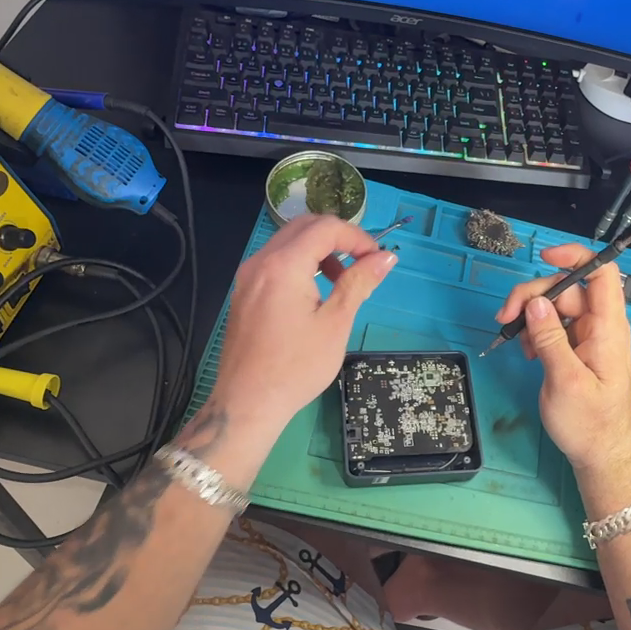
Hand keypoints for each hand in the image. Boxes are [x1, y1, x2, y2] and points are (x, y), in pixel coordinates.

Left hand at [207, 215, 396, 437]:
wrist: (248, 403)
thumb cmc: (297, 367)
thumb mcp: (336, 323)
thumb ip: (359, 282)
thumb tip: (386, 257)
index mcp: (283, 265)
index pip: (326, 228)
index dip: (357, 237)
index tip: (377, 260)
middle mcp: (261, 261)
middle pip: (305, 226)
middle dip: (339, 238)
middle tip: (363, 264)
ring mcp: (248, 276)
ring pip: (288, 242)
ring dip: (320, 250)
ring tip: (342, 281)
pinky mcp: (244, 292)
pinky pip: (276, 261)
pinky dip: (301, 264)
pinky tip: (315, 293)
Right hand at [496, 243, 630, 473]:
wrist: (600, 455)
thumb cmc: (589, 424)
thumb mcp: (565, 380)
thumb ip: (550, 338)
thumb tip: (535, 302)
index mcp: (608, 329)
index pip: (601, 274)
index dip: (576, 256)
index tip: (544, 256)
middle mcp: (601, 327)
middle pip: (567, 290)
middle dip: (534, 295)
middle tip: (505, 317)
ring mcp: (589, 339)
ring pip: (557, 308)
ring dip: (532, 317)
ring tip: (517, 341)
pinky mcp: (577, 351)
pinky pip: (555, 328)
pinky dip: (537, 333)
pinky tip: (528, 351)